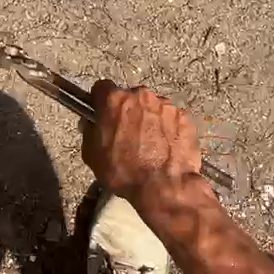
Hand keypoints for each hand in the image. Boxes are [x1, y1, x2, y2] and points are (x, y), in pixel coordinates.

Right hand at [81, 81, 205, 207]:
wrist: (163, 186)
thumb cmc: (123, 171)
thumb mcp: (92, 154)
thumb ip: (90, 131)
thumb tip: (92, 124)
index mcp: (114, 100)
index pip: (102, 87)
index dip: (100, 101)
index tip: (102, 112)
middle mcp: (140, 95)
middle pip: (130, 97)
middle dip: (127, 111)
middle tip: (127, 133)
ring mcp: (165, 105)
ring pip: (152, 106)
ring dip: (148, 119)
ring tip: (149, 144)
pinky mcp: (183, 117)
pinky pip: (170, 118)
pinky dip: (167, 128)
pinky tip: (165, 147)